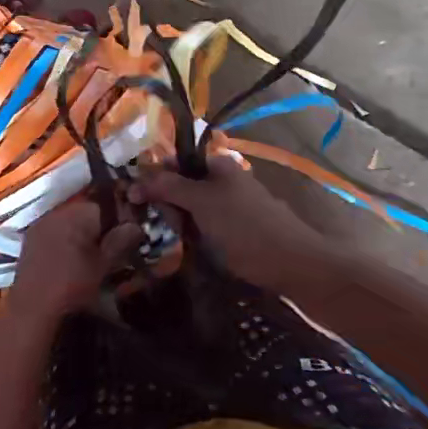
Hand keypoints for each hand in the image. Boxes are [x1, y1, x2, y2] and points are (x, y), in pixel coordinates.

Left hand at [5, 201, 142, 323]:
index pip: (104, 205)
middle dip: (99, 227)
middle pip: (85, 212)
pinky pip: (54, 231)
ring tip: (89, 256)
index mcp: (76, 214)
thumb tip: (135, 225)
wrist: (33, 305)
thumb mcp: (103, 265)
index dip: (118, 219)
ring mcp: (40, 224)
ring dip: (81, 234)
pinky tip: (68, 259)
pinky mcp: (30, 238)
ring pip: (69, 221)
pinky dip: (64, 240)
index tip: (125, 239)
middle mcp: (56, 212)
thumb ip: (120, 241)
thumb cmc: (72, 285)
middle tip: (108, 250)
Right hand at [132, 154, 330, 291]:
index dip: (154, 177)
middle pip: (182, 185)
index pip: (175, 162)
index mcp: (219, 166)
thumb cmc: (245, 228)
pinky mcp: (238, 230)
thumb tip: (133, 181)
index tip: (135, 198)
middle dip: (165, 202)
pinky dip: (193, 235)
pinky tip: (188, 247)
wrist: (294, 265)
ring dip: (178, 222)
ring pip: (192, 209)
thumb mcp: (201, 202)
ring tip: (169, 238)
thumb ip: (167, 187)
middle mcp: (226, 181)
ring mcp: (233, 206)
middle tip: (157, 222)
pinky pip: (205, 226)